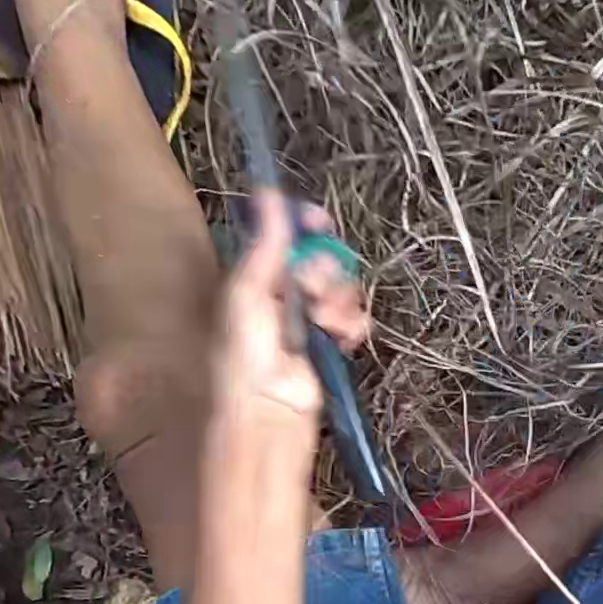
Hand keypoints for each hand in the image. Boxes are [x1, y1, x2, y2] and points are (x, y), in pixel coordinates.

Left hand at [211, 190, 369, 435]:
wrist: (269, 408)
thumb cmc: (248, 354)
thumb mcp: (248, 294)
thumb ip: (265, 247)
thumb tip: (269, 194)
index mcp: (261, 277)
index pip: (288, 238)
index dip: (307, 226)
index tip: (321, 222)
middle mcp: (287, 294)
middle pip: (322, 262)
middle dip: (326, 271)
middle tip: (315, 290)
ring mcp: (312, 320)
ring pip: (342, 290)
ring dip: (341, 302)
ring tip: (327, 321)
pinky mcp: (333, 343)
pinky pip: (355, 320)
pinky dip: (352, 326)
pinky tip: (342, 337)